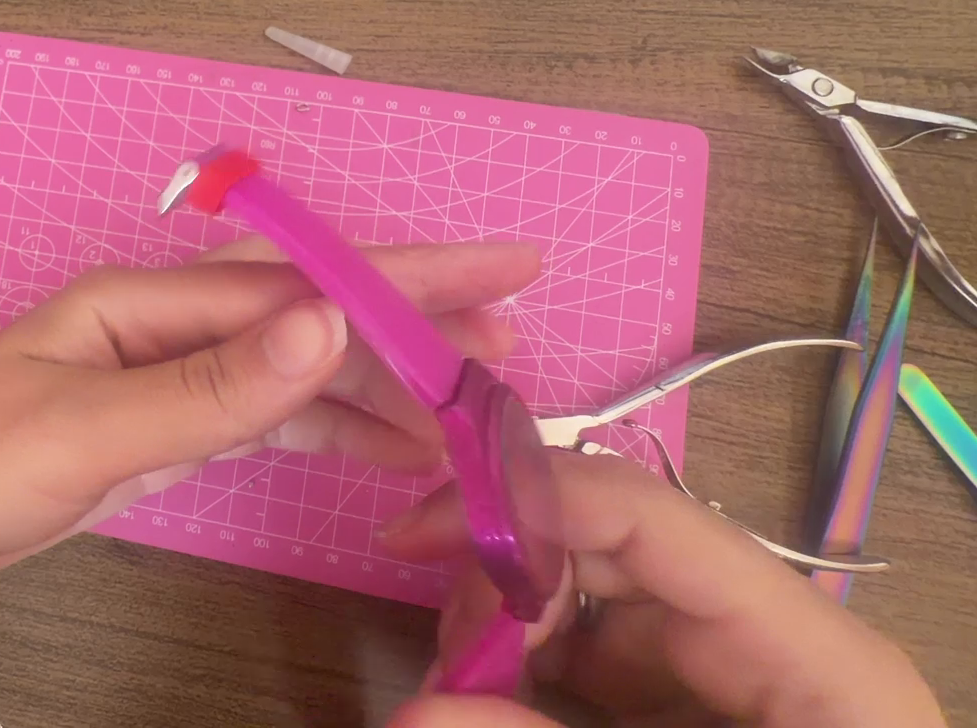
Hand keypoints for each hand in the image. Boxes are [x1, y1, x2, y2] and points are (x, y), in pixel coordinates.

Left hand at [0, 238, 540, 576]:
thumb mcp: (87, 429)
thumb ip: (206, 388)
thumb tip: (323, 329)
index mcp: (140, 302)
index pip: (288, 284)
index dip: (394, 276)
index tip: (496, 267)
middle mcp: (161, 322)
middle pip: (300, 310)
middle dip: (402, 316)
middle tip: (507, 334)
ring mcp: (164, 371)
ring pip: (288, 365)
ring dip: (371, 380)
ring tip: (463, 400)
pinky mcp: (161, 422)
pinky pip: (257, 413)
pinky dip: (319, 424)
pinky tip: (376, 441)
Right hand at [381, 450, 947, 727]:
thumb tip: (407, 715)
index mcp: (798, 645)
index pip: (635, 511)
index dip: (516, 499)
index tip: (416, 537)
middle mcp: (749, 627)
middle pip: (587, 544)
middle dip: (497, 584)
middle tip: (446, 657)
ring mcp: (713, 660)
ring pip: (570, 589)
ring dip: (498, 625)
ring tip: (459, 682)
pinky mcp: (678, 695)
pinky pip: (577, 644)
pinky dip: (519, 659)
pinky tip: (491, 693)